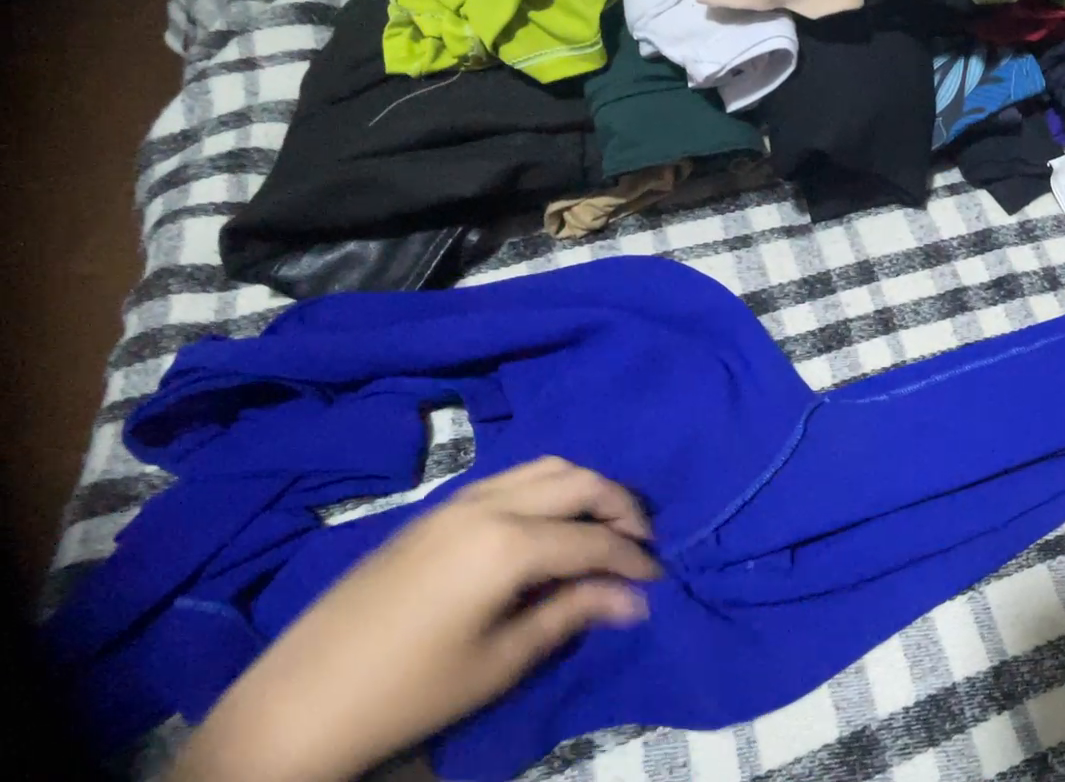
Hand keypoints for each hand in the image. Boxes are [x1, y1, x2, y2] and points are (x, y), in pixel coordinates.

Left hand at [170, 457, 661, 781]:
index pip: (594, 538)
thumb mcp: (502, 661)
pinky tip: (549, 527)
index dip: (634, 557)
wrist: (296, 705)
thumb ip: (573, 613)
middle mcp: (488, 505)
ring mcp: (457, 502)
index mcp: (507, 544)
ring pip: (545, 468)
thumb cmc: (409, 692)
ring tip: (600, 529)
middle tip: (639, 544)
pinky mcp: (435, 512)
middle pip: (578, 482)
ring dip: (585, 490)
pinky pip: (512, 479)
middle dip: (621, 507)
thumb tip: (635, 600)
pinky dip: (548, 490)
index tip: (659, 577)